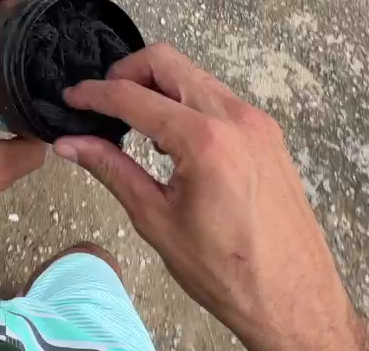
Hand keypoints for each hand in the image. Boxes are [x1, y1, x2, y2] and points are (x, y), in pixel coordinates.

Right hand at [53, 44, 368, 350]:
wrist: (301, 307)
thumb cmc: (229, 273)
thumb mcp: (156, 221)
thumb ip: (110, 169)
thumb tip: (68, 143)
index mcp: (205, 141)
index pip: (132, 96)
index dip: (93, 94)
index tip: (70, 98)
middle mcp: (234, 118)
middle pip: (164, 61)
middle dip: (125, 72)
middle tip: (102, 101)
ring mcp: (256, 122)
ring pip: (190, 72)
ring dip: (154, 83)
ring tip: (133, 120)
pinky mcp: (266, 132)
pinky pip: (213, 93)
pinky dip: (182, 98)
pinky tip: (170, 134)